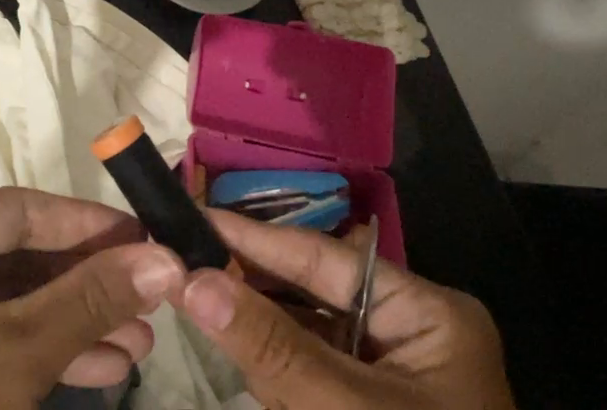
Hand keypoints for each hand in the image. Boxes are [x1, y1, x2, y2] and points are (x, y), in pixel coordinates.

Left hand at [0, 187, 185, 409]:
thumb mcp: (20, 351)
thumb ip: (90, 299)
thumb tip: (163, 260)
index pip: (17, 209)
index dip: (85, 223)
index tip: (145, 236)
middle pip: (16, 252)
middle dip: (85, 283)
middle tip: (149, 297)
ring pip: (7, 295)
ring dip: (71, 318)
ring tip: (139, 341)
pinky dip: (37, 342)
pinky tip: (100, 365)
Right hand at [178, 210, 515, 408]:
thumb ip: (270, 345)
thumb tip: (191, 279)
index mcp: (427, 315)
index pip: (323, 257)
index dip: (252, 236)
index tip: (190, 215)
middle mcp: (409, 333)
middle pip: (311, 290)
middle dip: (250, 283)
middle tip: (178, 258)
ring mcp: (389, 376)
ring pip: (303, 331)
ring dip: (255, 327)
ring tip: (194, 294)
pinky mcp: (365, 406)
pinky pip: (308, 369)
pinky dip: (272, 367)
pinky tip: (238, 353)